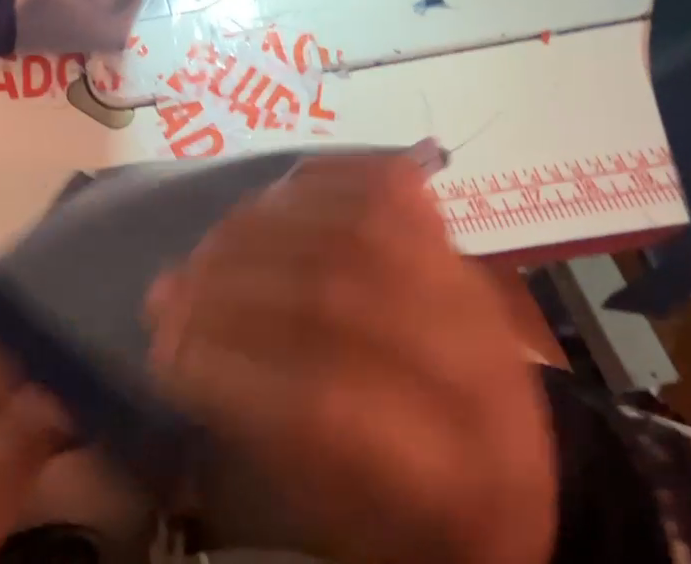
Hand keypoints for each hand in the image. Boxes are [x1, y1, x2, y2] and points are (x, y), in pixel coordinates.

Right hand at [144, 156, 555, 563]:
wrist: (527, 474)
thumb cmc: (413, 509)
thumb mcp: (342, 512)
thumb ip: (259, 428)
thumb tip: (170, 343)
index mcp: (450, 467)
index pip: (329, 401)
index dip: (229, 372)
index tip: (163, 360)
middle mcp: (473, 371)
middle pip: (340, 299)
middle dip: (230, 291)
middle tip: (167, 296)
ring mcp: (469, 295)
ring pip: (359, 230)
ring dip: (260, 232)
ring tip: (205, 251)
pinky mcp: (460, 248)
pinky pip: (387, 187)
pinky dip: (320, 178)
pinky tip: (270, 197)